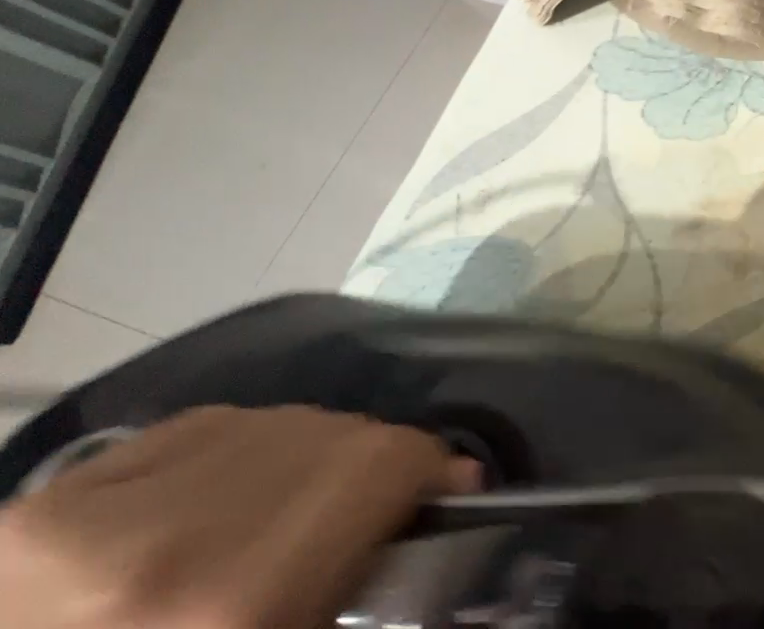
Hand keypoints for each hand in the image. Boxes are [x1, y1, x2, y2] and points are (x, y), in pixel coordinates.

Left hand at [0, 405, 479, 628]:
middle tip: (363, 517)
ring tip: (281, 517)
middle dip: (365, 469)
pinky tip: (217, 507)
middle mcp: (162, 545)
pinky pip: (196, 430)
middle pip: (331, 435)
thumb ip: (374, 564)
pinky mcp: (39, 505)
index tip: (445, 489)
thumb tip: (460, 482)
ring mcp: (85, 518)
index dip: (432, 466)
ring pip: (269, 422)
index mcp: (238, 602)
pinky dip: (230, 456)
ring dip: (299, 459)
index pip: (385, 459)